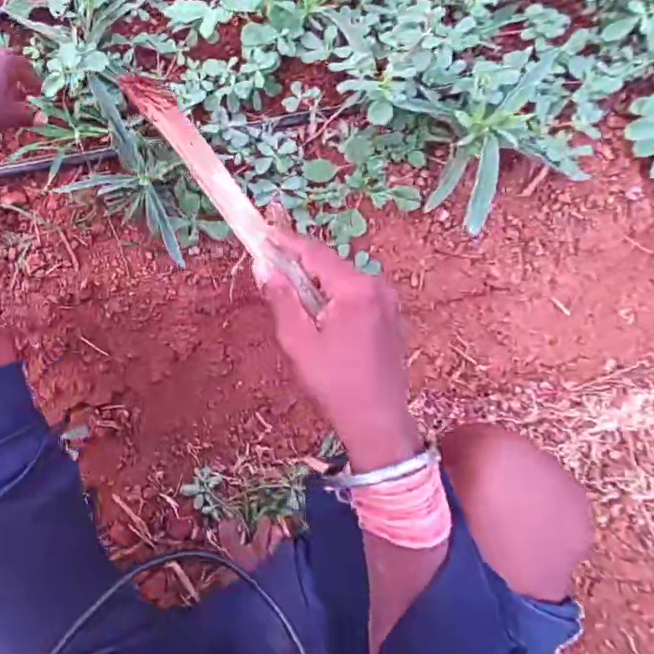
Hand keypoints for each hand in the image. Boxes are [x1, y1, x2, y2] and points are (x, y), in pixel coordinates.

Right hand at [258, 229, 419, 471]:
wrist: (377, 420)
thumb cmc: (333, 383)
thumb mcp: (298, 340)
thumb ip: (281, 299)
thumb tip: (264, 267)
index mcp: (355, 289)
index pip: (314, 253)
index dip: (285, 242)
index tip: (262, 234)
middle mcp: (377, 287)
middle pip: (329, 265)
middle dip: (298, 266)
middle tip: (270, 271)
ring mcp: (388, 302)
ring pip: (341, 280)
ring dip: (314, 284)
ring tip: (291, 302)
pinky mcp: (390, 316)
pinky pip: (355, 295)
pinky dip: (332, 297)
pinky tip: (317, 318)